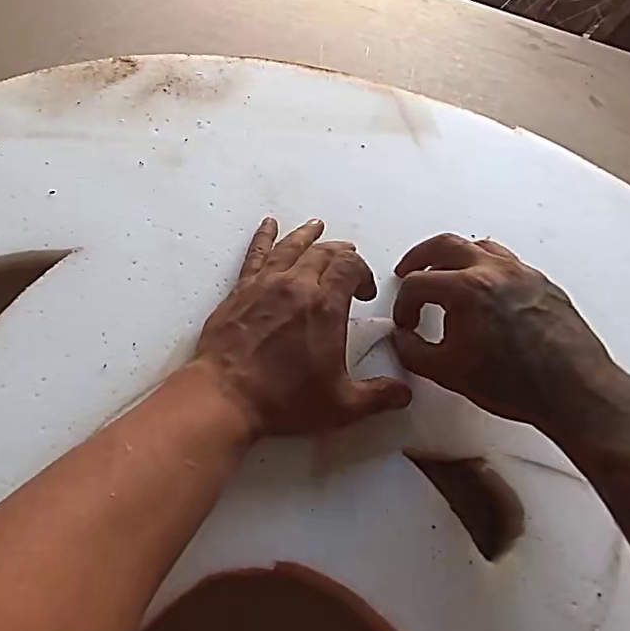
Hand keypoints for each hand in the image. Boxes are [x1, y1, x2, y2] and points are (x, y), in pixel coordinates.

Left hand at [189, 218, 412, 438]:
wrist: (226, 394)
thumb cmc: (282, 400)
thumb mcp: (341, 405)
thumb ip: (377, 396)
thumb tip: (403, 392)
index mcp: (325, 306)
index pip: (350, 267)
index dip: (363, 272)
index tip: (365, 290)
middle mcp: (295, 286)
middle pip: (322, 253)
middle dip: (339, 252)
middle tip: (347, 256)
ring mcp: (264, 284)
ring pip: (290, 247)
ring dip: (306, 236)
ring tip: (315, 226)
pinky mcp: (240, 290)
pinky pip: (255, 254)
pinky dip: (264, 236)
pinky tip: (268, 225)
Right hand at [391, 234, 629, 433]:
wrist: (575, 393)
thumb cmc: (522, 383)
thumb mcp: (447, 372)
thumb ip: (412, 350)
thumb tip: (404, 339)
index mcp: (466, 289)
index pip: (417, 283)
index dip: (403, 304)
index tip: (407, 320)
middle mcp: (495, 272)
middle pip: (444, 245)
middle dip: (419, 258)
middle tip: (409, 270)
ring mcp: (522, 274)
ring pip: (478, 246)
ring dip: (452, 256)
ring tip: (443, 271)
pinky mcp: (542, 283)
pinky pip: (506, 261)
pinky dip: (484, 266)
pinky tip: (481, 286)